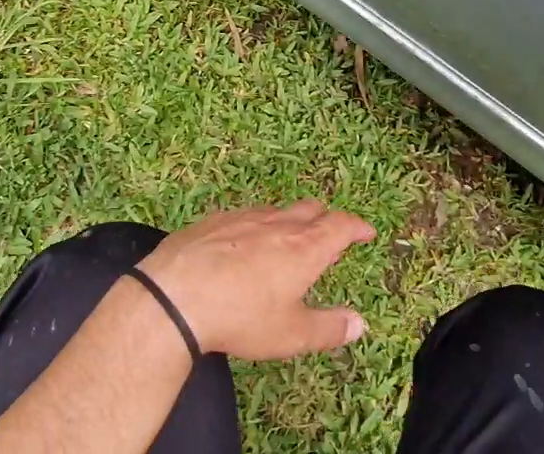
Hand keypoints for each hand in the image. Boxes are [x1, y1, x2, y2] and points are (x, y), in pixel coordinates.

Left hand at [134, 200, 373, 359]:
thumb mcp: (292, 334)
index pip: (340, 226)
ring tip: (288, 239)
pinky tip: (244, 242)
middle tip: (329, 235)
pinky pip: (244, 215)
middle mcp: (278, 224)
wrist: (177, 295)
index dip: (357, 227)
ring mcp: (243, 217)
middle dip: (325, 219)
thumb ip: (329, 328)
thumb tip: (360, 323)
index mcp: (305, 248)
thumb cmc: (242, 317)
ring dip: (289, 221)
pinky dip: (255, 225)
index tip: (366, 231)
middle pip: (310, 209)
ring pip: (276, 210)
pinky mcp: (213, 220)